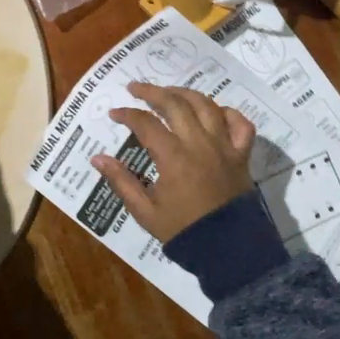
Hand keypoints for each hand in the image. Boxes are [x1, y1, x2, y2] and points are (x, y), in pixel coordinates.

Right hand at [90, 83, 255, 242]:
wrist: (229, 250)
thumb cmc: (183, 230)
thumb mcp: (144, 211)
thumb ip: (121, 181)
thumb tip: (97, 158)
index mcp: (173, 157)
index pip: (146, 123)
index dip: (127, 114)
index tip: (114, 114)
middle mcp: (199, 143)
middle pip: (175, 103)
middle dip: (152, 91)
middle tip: (135, 88)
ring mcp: (224, 146)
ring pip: (206, 105)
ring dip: (185, 94)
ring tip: (169, 92)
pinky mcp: (242, 155)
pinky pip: (241, 124)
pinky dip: (228, 113)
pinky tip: (214, 112)